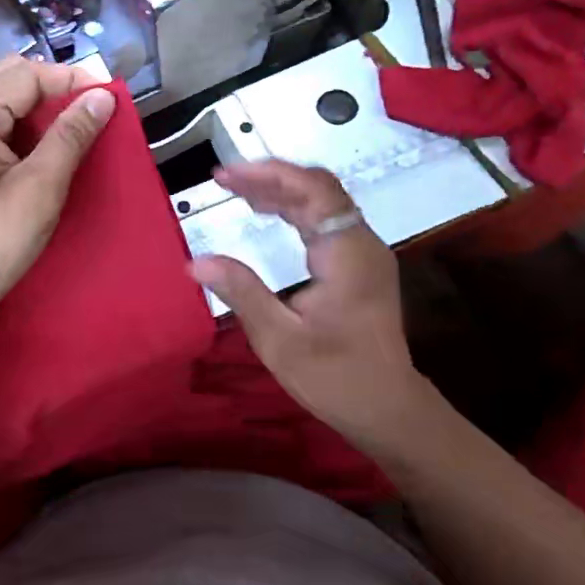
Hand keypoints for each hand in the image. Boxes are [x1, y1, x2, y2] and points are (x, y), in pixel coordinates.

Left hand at [0, 58, 116, 350]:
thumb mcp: (39, 188)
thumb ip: (70, 136)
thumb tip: (101, 97)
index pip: (24, 76)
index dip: (70, 79)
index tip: (112, 92)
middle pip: (10, 82)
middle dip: (56, 90)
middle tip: (98, 107)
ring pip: (5, 104)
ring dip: (44, 110)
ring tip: (83, 124)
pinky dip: (28, 131)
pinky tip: (53, 144)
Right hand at [190, 160, 438, 446]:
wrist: (388, 409)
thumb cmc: (336, 377)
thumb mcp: (279, 339)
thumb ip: (241, 293)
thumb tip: (196, 262)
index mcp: (347, 254)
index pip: (313, 190)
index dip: (269, 174)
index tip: (226, 176)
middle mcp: (362, 244)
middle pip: (318, 189)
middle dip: (270, 178)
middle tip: (223, 180)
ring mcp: (364, 253)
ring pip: (323, 203)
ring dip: (280, 192)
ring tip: (237, 192)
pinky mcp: (359, 265)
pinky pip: (325, 221)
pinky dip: (293, 210)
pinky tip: (266, 214)